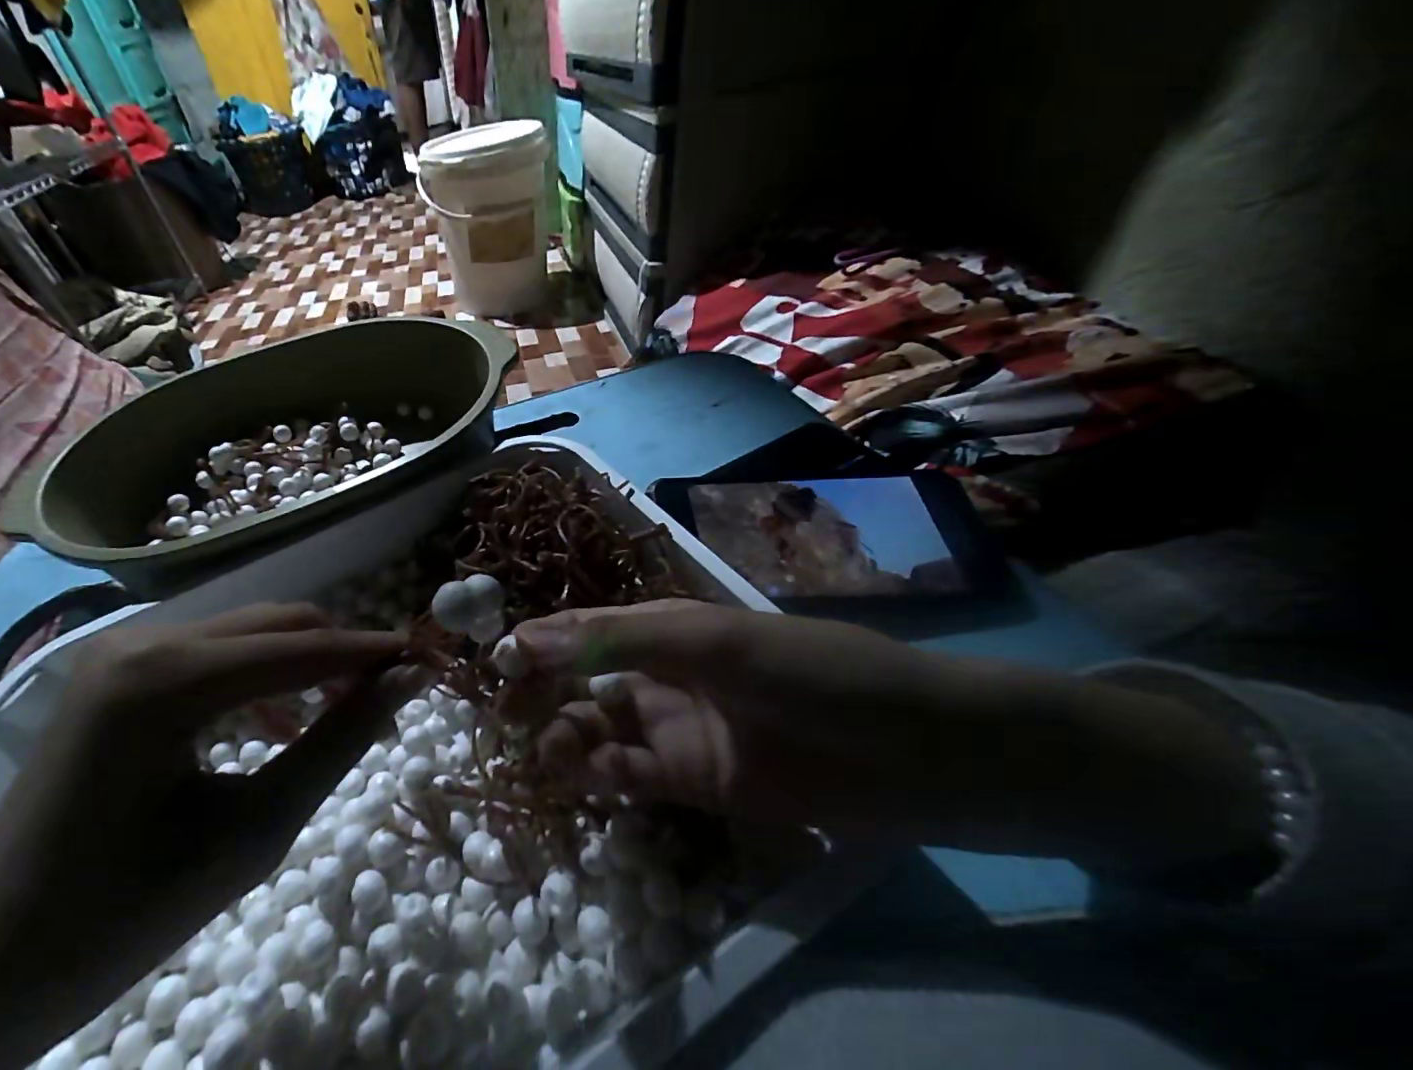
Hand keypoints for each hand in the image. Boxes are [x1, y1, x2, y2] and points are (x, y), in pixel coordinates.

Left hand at [0, 603, 407, 1069]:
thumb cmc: (124, 914)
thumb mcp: (254, 831)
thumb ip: (338, 744)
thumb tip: (407, 684)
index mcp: (162, 680)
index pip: (299, 648)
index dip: (372, 654)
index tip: (434, 659)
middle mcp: (140, 642)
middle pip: (274, 623)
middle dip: (340, 652)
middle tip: (396, 693)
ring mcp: (119, 653)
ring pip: (244, 632)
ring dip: (304, 661)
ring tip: (346, 710)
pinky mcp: (112, 675)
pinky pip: (210, 653)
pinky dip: (260, 675)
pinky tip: (277, 722)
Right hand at [513, 601, 1270, 874]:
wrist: (916, 754)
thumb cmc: (814, 674)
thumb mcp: (716, 643)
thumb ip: (625, 640)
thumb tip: (531, 636)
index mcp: (668, 629)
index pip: (586, 631)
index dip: (540, 644)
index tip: (496, 665)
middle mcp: (664, 676)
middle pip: (582, 683)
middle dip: (542, 695)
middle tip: (505, 720)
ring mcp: (678, 731)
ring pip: (599, 732)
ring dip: (566, 740)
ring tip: (545, 755)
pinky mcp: (695, 784)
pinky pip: (631, 777)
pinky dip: (604, 778)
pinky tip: (593, 779)